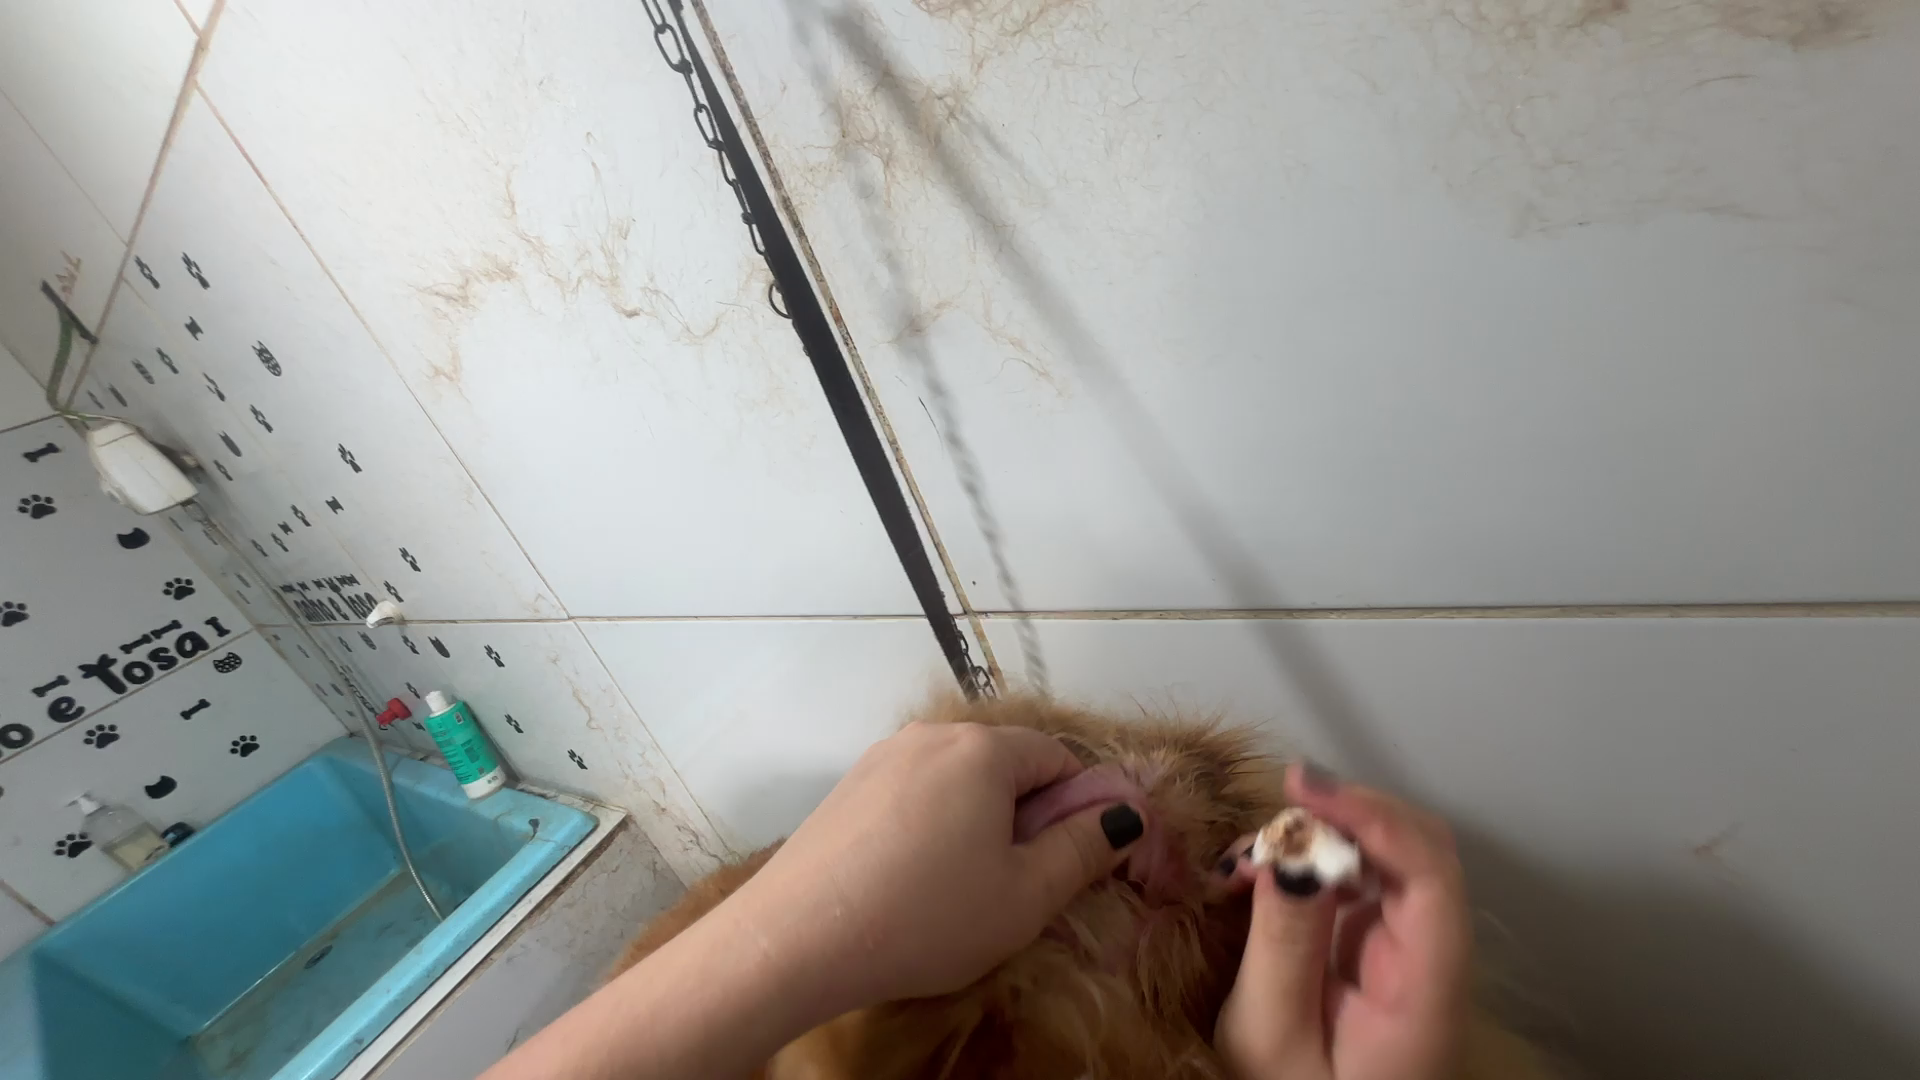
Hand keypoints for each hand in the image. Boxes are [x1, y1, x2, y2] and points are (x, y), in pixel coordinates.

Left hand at [726, 721, 1146, 1011]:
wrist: (797, 936)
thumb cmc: (927, 915)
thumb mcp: (1025, 895)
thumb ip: (1085, 848)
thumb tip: (1124, 815)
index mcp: (983, 748)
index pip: (1056, 756)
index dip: (1073, 805)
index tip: (1061, 858)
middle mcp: (934, 733)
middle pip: (1005, 761)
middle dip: (1024, 810)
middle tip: (1011, 878)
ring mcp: (886, 752)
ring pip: (958, 774)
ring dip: (977, 815)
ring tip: (959, 881)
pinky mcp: (853, 779)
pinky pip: (916, 785)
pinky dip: (933, 817)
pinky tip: (911, 870)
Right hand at [1214, 765, 1469, 1079]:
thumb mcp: (1270, 1035)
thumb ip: (1282, 942)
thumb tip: (1288, 848)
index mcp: (1423, 995)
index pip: (1431, 879)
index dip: (1374, 818)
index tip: (1300, 788)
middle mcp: (1426, 963)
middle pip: (1419, 854)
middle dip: (1347, 814)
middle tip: (1278, 802)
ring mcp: (1400, 954)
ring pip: (1382, 858)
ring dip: (1318, 835)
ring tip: (1248, 854)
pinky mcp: (1368, 951)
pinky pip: (1349, 881)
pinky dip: (1305, 860)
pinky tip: (1256, 873)